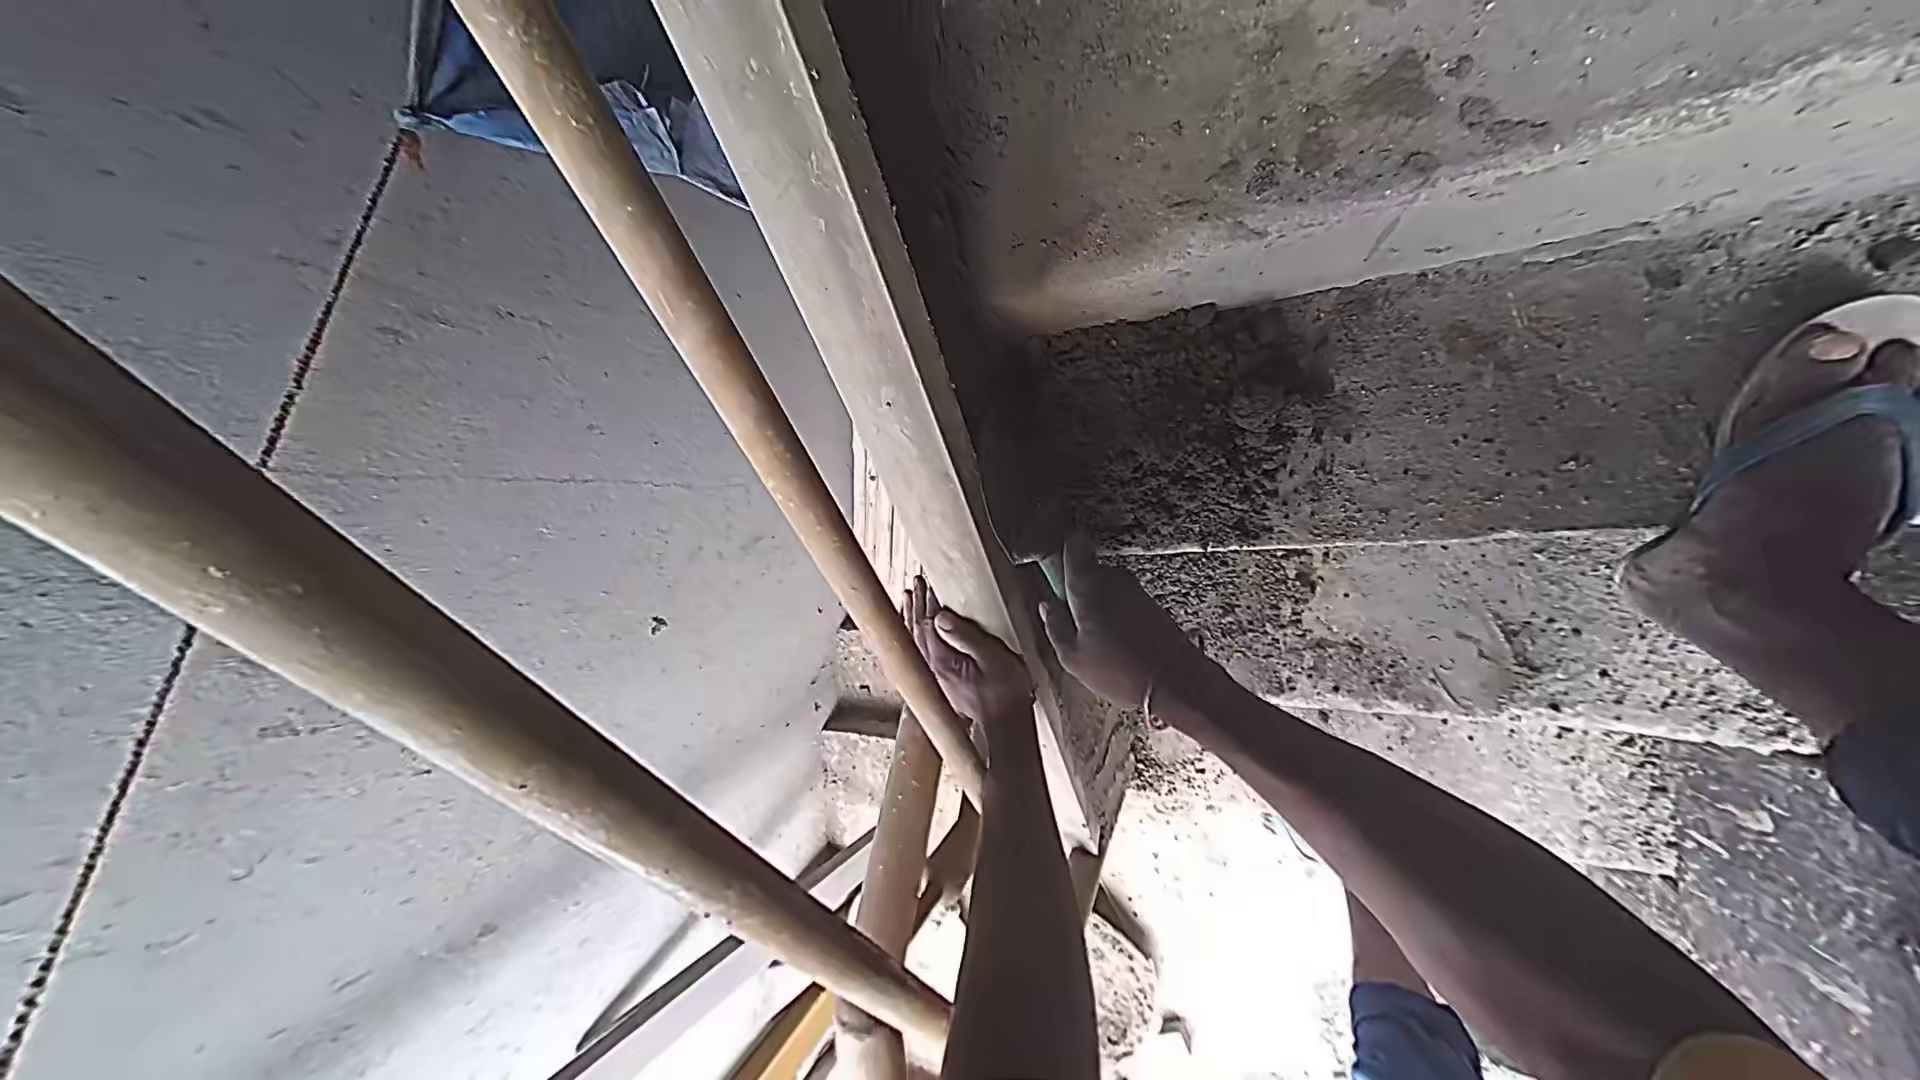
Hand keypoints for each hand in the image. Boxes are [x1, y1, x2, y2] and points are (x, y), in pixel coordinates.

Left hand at [909, 575, 1032, 725]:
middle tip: (916, 584)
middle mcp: (932, 669)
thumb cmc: (1005, 693)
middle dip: (916, 605)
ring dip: (913, 618)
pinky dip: (918, 634)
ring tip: (911, 600)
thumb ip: (966, 637)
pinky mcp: (943, 682)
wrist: (1005, 726)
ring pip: (916, 641)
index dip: (927, 601)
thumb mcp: (993, 659)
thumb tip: (941, 617)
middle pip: (916, 631)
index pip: (926, 623)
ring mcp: (935, 677)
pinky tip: (922, 630)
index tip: (927, 582)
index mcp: (942, 660)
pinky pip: (922, 651)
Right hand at [1038, 533, 1204, 710]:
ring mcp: (1134, 590)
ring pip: (1105, 586)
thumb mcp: (1072, 657)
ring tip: (1095, 639)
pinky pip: (1122, 601)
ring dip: (1097, 605)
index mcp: (1087, 585)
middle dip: (1077, 590)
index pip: (1073, 545)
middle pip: (1088, 569)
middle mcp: (1112, 579)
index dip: (1061, 555)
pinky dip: (1116, 616)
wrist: (1174, 681)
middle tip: (1070, 620)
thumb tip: (1047, 608)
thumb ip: (1054, 625)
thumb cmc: (1122, 671)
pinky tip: (1115, 644)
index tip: (1053, 574)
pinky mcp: (1150, 604)